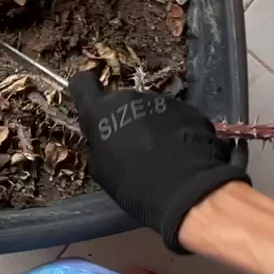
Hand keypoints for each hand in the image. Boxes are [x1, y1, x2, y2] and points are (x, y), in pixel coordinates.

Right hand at [68, 72, 247, 252]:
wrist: (185, 189)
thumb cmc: (131, 183)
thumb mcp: (101, 169)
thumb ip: (100, 146)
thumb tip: (107, 141)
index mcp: (100, 112)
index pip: (83, 84)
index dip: (85, 90)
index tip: (90, 100)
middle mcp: (129, 98)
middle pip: (121, 101)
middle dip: (126, 118)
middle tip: (134, 145)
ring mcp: (162, 101)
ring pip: (151, 109)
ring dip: (153, 125)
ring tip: (163, 153)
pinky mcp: (190, 110)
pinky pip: (177, 117)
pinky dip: (177, 130)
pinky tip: (182, 153)